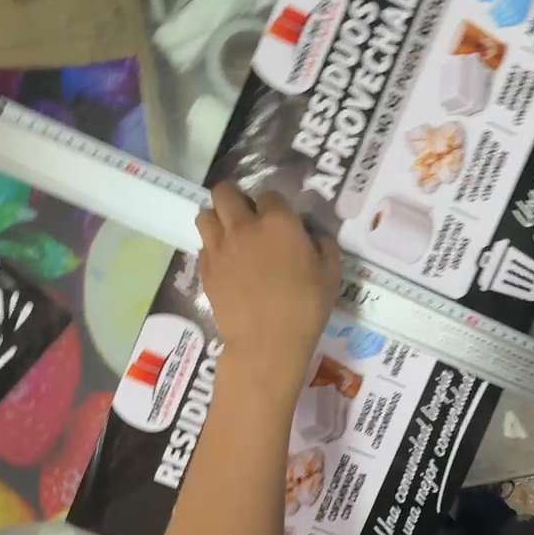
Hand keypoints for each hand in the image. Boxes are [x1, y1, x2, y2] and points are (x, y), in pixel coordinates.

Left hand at [196, 183, 341, 393]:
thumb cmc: (306, 307)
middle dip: (235, 199)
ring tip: (229, 234)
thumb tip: (314, 236)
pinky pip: (202, 245)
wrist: (267, 342)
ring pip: (205, 214)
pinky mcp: (206, 269)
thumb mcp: (331, 275)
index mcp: (278, 222)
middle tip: (247, 217)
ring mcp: (220, 247)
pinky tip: (225, 263)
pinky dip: (212, 248)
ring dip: (217, 218)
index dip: (274, 205)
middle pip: (224, 192)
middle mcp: (244, 226)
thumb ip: (324, 246)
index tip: (281, 220)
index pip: (269, 194)